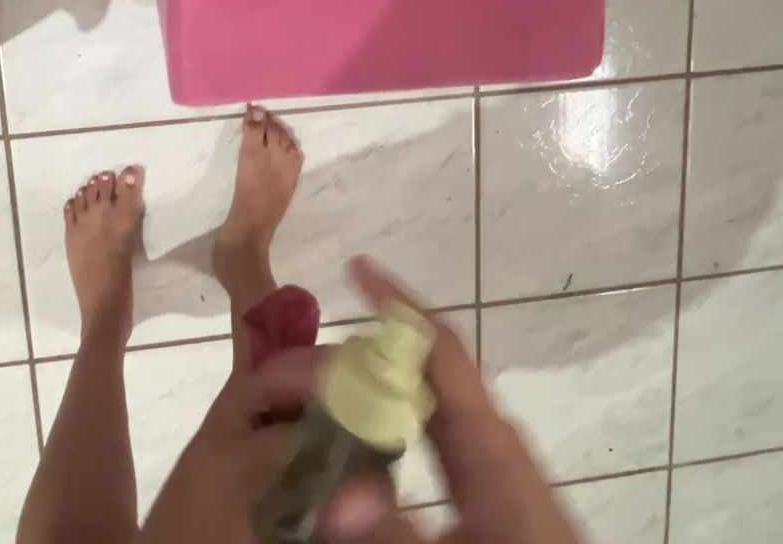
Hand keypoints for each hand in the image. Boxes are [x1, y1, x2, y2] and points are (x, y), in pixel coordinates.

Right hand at [314, 257, 586, 543]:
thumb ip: (395, 534)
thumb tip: (331, 497)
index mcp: (493, 448)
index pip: (441, 351)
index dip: (398, 302)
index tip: (354, 266)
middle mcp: (490, 442)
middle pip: (419, 376)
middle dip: (354, 358)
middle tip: (289, 371)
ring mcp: (490, 467)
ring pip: (420, 409)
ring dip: (365, 392)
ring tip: (307, 399)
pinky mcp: (485, 494)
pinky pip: (426, 441)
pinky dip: (383, 428)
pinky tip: (352, 447)